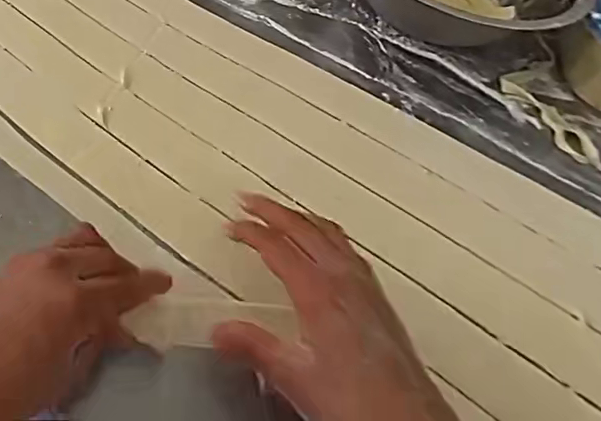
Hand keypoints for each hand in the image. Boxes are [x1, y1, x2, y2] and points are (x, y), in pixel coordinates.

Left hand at [0, 224, 169, 418]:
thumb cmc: (19, 385)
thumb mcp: (69, 371)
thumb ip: (98, 340)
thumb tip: (120, 328)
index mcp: (74, 300)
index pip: (122, 287)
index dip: (147, 285)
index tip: (165, 282)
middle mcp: (57, 268)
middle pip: (105, 257)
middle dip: (127, 269)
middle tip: (140, 284)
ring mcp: (36, 257)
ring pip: (82, 239)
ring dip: (102, 253)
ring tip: (112, 273)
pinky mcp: (20, 258)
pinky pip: (59, 245)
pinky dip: (77, 253)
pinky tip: (80, 273)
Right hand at [214, 195, 452, 420]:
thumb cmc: (362, 404)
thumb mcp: (296, 378)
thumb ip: (255, 348)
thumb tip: (220, 331)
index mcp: (318, 290)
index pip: (276, 245)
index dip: (250, 231)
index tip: (231, 227)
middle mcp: (343, 279)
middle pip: (302, 227)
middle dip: (271, 209)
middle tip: (248, 200)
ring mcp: (364, 285)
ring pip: (327, 231)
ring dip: (299, 216)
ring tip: (283, 210)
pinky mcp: (379, 297)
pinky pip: (347, 246)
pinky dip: (326, 230)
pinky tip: (326, 240)